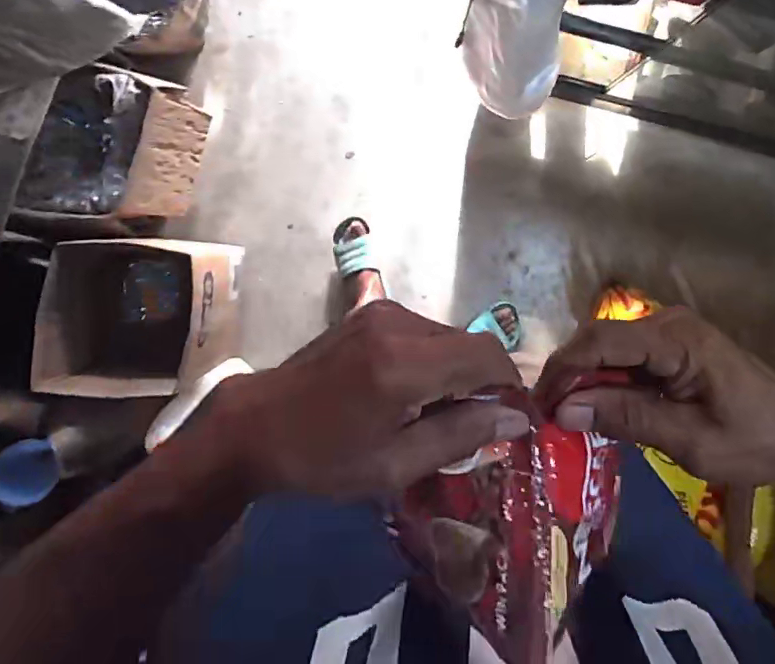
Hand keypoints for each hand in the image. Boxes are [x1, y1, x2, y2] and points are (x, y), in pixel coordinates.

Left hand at [207, 300, 529, 498]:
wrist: (257, 425)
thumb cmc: (323, 457)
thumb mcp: (394, 465)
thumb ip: (460, 435)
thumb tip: (515, 416)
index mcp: (403, 363)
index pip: (486, 354)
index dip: (510, 382)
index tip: (517, 417)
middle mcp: (397, 322)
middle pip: (469, 341)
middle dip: (483, 379)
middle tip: (477, 423)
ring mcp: (382, 309)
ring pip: (448, 334)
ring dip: (458, 368)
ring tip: (439, 410)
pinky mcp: (371, 308)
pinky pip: (424, 329)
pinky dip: (434, 357)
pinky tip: (413, 388)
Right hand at [535, 307, 774, 487]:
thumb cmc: (756, 443)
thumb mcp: (692, 441)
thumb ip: (628, 418)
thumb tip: (565, 409)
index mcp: (677, 339)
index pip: (602, 341)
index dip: (564, 368)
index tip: (537, 402)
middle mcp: (669, 322)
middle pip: (601, 338)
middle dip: (569, 373)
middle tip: (546, 413)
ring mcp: (671, 330)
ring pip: (609, 346)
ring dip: (585, 377)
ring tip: (564, 413)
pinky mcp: (673, 345)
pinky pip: (627, 356)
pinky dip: (607, 379)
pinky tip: (597, 405)